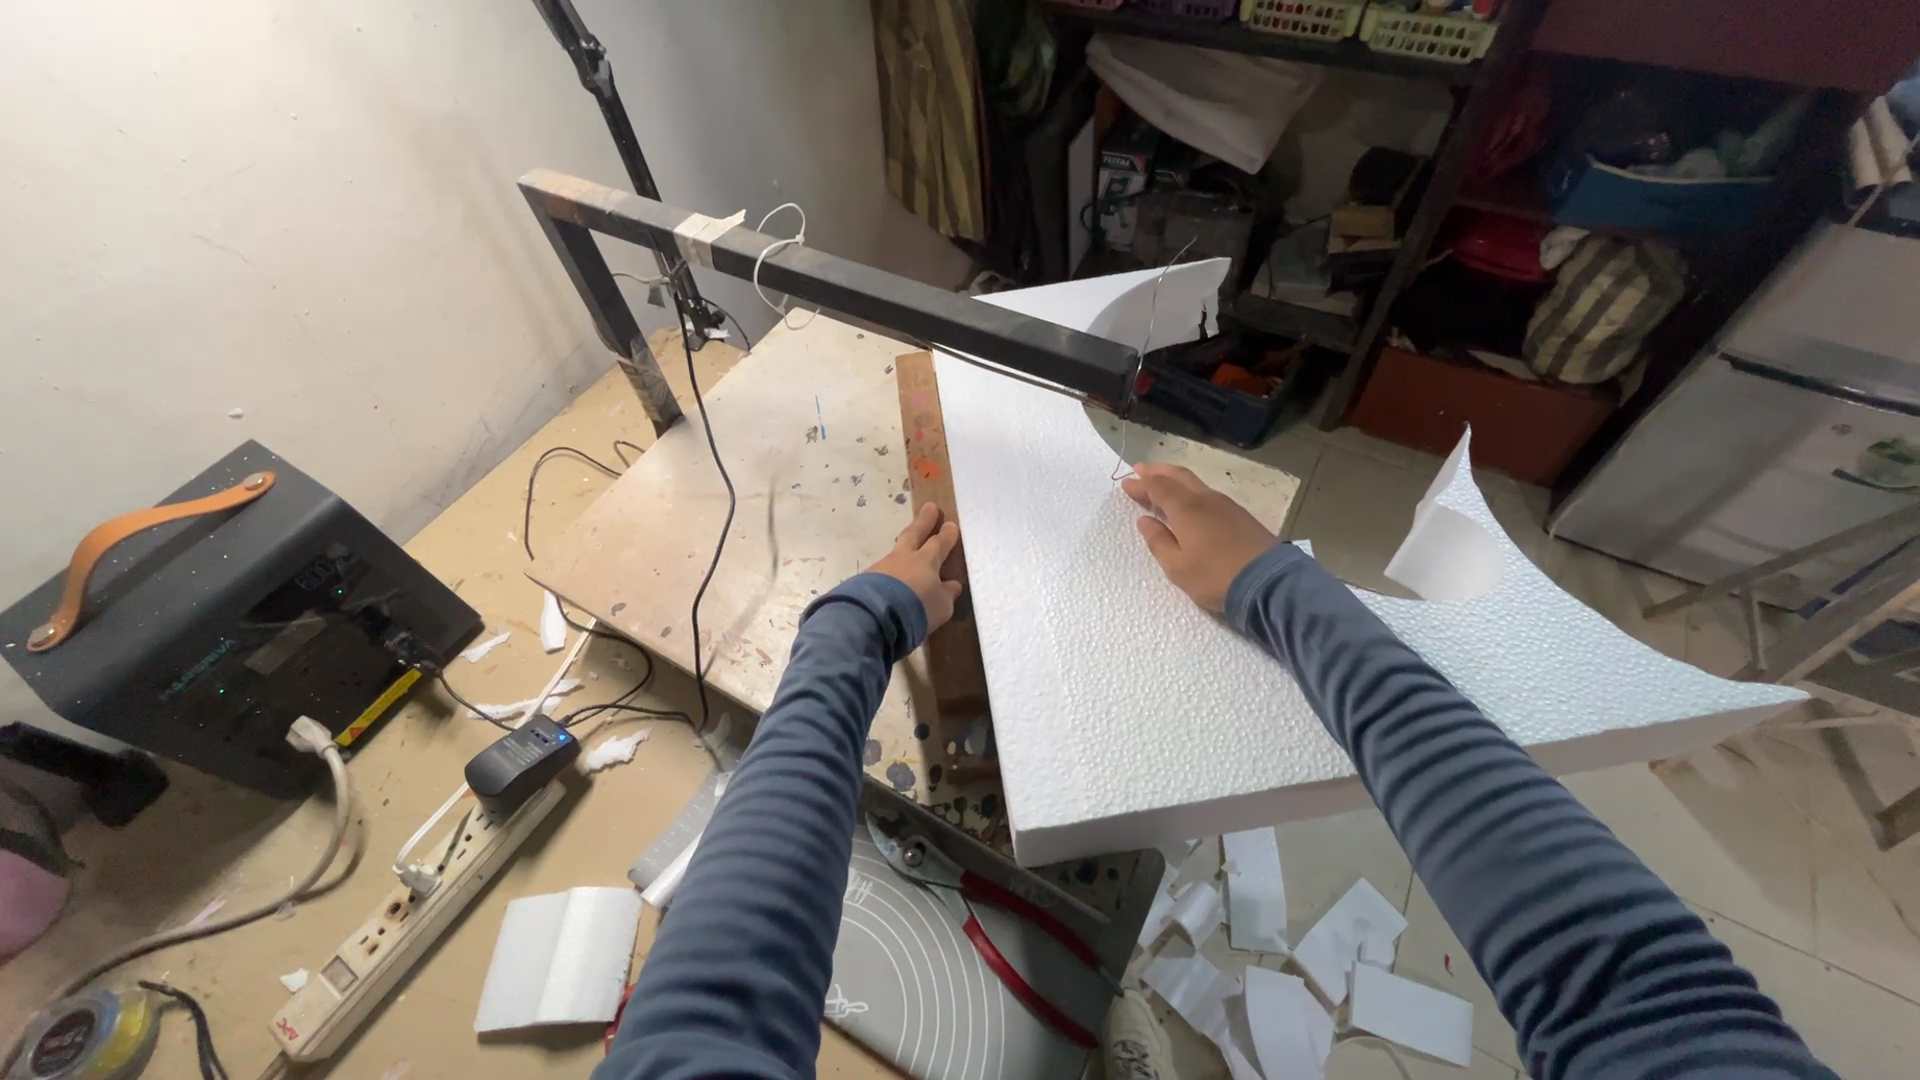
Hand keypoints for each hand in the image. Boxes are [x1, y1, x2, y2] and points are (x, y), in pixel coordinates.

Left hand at [868, 502, 964, 631]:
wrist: (877, 616)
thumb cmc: (917, 608)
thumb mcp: (941, 606)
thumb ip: (946, 594)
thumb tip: (952, 585)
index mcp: (926, 561)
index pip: (939, 543)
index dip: (946, 535)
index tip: (951, 524)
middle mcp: (904, 558)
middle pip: (914, 534)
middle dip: (924, 521)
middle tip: (930, 507)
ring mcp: (883, 566)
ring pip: (896, 551)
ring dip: (904, 546)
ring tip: (907, 547)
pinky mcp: (866, 579)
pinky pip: (882, 571)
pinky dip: (889, 571)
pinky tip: (889, 578)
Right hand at [1121, 464, 1274, 611]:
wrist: (1269, 582)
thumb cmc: (1215, 576)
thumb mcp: (1177, 567)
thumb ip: (1158, 541)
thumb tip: (1145, 521)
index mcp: (1186, 508)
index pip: (1158, 487)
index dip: (1141, 484)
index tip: (1126, 484)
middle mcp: (1206, 499)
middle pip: (1179, 476)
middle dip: (1157, 471)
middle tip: (1140, 469)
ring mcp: (1227, 505)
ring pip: (1196, 483)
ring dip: (1175, 479)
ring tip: (1162, 483)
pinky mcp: (1241, 516)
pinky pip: (1208, 494)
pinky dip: (1191, 491)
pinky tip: (1189, 502)